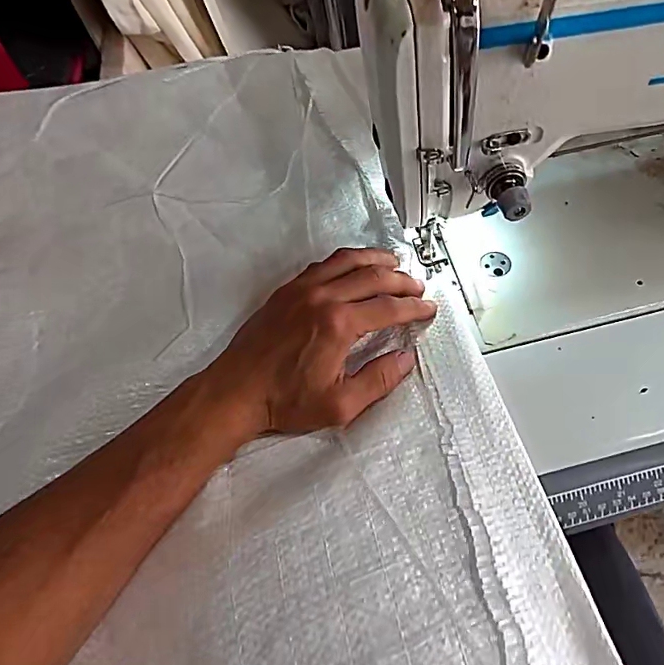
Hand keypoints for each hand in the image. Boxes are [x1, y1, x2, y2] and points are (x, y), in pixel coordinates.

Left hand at [195, 247, 436, 437]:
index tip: (426, 309)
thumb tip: (403, 360)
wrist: (237, 392)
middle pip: (374, 277)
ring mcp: (302, 290)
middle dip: (402, 281)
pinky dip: (346, 260)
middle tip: (417, 288)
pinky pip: (323, 264)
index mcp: (338, 324)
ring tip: (395, 263)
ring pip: (348, 262)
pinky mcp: (287, 291)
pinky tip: (353, 265)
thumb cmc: (281, 399)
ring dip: (376, 260)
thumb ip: (379, 380)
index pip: (388, 308)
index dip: (414, 308)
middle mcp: (321, 299)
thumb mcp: (340, 404)